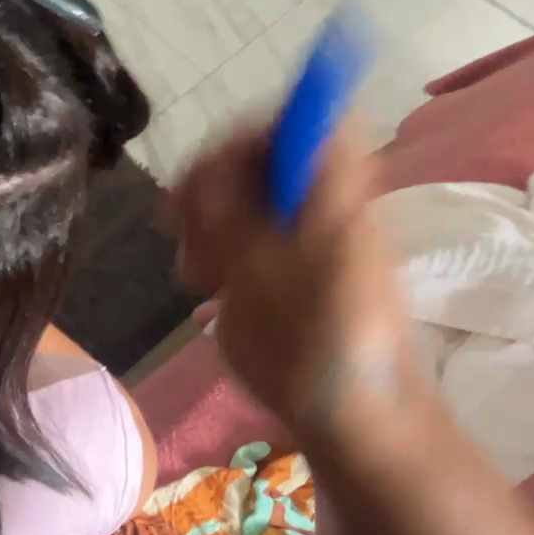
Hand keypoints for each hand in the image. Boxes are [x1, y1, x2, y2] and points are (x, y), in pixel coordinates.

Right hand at [171, 125, 421, 440]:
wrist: (346, 412)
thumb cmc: (323, 354)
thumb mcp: (279, 287)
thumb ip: (243, 224)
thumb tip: (214, 169)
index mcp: (335, 201)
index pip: (308, 122)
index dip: (256, 130)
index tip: (212, 177)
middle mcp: (314, 206)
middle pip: (254, 152)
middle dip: (208, 184)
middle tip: (187, 230)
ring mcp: (287, 234)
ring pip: (227, 192)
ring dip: (196, 221)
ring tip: (200, 270)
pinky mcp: (263, 262)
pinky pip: (221, 229)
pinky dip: (199, 246)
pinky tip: (203, 283)